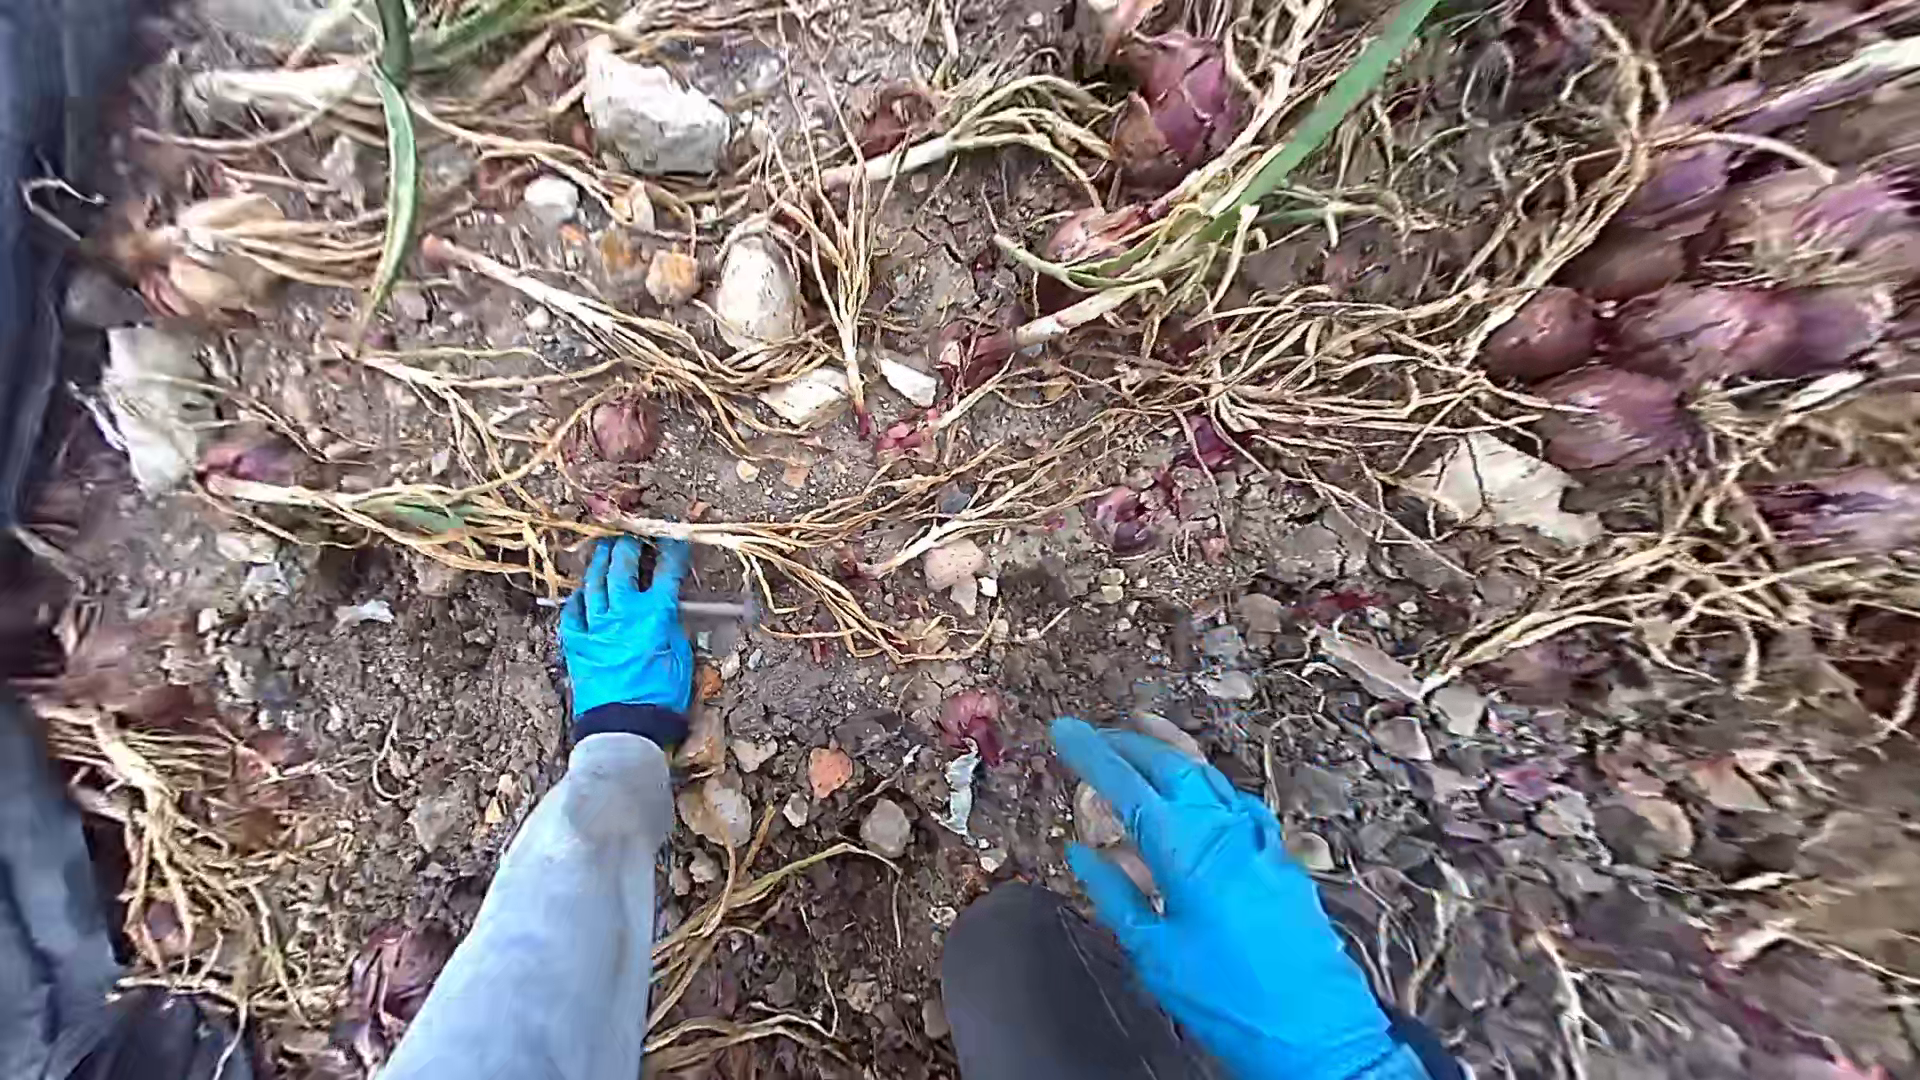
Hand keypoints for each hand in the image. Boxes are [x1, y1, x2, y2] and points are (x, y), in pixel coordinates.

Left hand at [560, 536, 691, 714]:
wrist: (627, 724)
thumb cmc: (663, 692)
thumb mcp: (681, 652)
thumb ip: (673, 623)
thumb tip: (670, 607)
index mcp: (656, 614)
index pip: (667, 570)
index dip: (672, 549)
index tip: (674, 536)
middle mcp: (623, 612)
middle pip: (622, 566)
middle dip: (628, 546)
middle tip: (631, 536)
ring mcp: (595, 625)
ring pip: (594, 583)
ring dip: (600, 563)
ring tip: (604, 550)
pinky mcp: (576, 642)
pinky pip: (573, 612)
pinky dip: (579, 598)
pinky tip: (583, 592)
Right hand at [1052, 717, 1400, 1079]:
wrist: (1324, 1036)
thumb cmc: (1228, 999)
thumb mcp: (1155, 953)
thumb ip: (1114, 894)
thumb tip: (1080, 852)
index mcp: (1180, 843)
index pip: (1121, 780)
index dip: (1087, 751)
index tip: (1063, 729)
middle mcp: (1217, 822)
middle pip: (1163, 760)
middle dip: (1124, 741)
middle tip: (1093, 736)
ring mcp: (1251, 830)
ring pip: (1200, 768)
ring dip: (1162, 749)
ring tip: (1135, 734)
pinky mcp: (1274, 846)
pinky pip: (1228, 793)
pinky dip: (1199, 776)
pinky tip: (1191, 783)